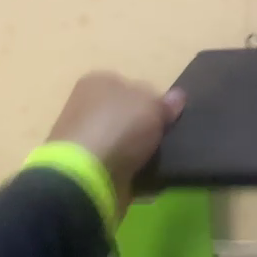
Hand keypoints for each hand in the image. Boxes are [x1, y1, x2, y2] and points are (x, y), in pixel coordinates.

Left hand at [46, 71, 185, 217]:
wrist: (84, 175)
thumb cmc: (119, 127)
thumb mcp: (153, 107)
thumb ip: (166, 102)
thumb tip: (177, 96)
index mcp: (97, 81)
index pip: (131, 85)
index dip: (151, 100)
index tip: (166, 117)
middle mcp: (83, 104)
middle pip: (123, 113)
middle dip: (140, 126)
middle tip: (162, 139)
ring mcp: (79, 136)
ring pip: (117, 138)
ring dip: (132, 149)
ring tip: (152, 159)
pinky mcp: (79, 165)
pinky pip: (111, 161)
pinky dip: (123, 167)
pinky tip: (138, 173)